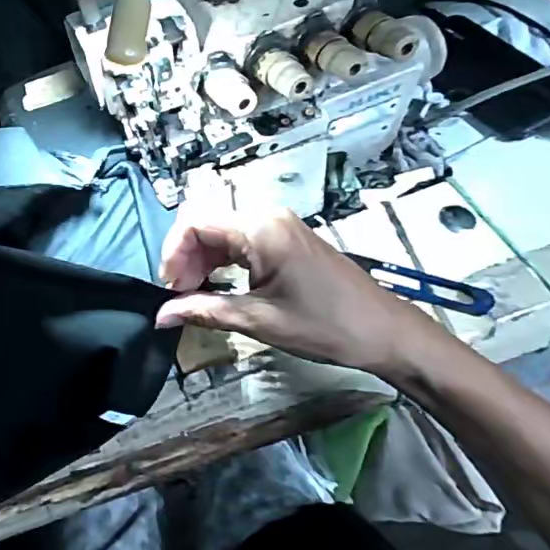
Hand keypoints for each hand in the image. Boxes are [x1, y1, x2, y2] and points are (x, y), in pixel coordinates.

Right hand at [154, 208, 442, 377]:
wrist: (388, 333)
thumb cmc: (326, 326)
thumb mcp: (260, 321)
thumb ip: (205, 311)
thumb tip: (161, 315)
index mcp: (260, 229)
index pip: (195, 224)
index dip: (173, 254)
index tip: (169, 289)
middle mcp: (267, 217)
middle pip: (205, 224)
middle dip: (185, 259)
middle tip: (180, 296)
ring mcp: (278, 225)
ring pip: (220, 232)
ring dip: (201, 261)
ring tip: (196, 296)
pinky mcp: (286, 238)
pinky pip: (240, 239)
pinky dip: (222, 261)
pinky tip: (218, 287)